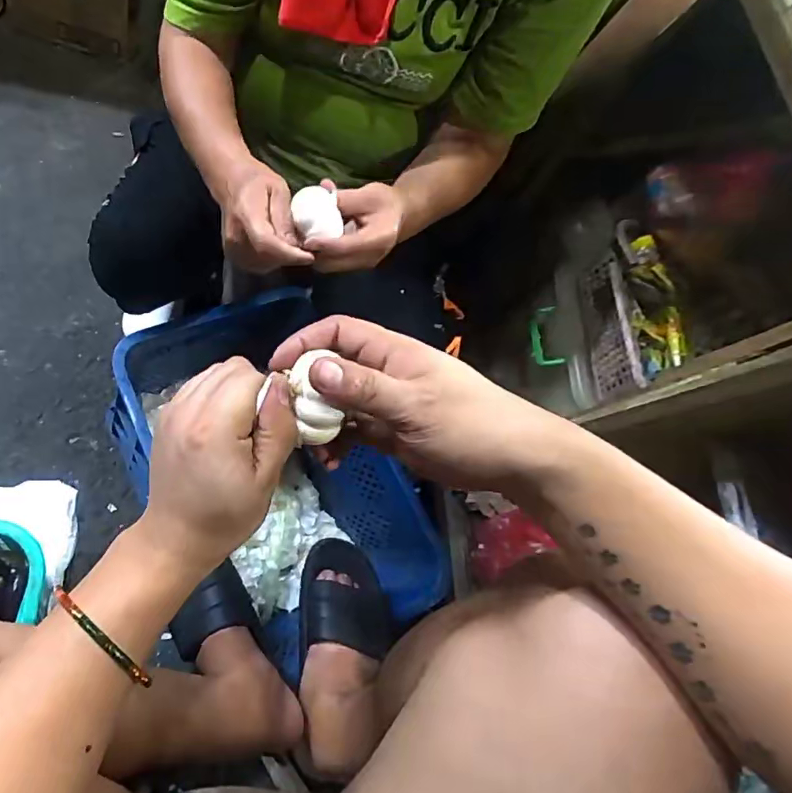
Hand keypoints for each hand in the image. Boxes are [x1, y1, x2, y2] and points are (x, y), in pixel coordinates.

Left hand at [142, 358, 298, 573]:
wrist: (175, 536)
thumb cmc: (226, 516)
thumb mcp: (266, 479)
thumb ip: (278, 427)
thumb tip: (282, 384)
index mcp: (213, 424)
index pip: (253, 376)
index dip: (271, 396)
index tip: (273, 427)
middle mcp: (187, 406)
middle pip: (233, 367)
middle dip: (254, 387)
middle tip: (258, 427)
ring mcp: (172, 407)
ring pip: (215, 371)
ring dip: (234, 388)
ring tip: (238, 427)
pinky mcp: (166, 413)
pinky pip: (198, 384)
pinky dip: (215, 394)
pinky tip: (219, 426)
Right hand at [217, 162, 312, 272]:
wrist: (231, 184)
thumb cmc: (257, 182)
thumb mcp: (278, 189)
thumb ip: (284, 218)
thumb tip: (294, 245)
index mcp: (246, 215)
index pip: (265, 242)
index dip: (288, 254)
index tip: (309, 257)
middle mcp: (234, 236)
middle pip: (266, 258)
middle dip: (289, 257)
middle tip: (305, 249)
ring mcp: (231, 248)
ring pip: (263, 265)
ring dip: (281, 260)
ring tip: (292, 247)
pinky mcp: (232, 255)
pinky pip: (257, 266)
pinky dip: (272, 261)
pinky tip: (279, 249)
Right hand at [270, 316, 583, 490]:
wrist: (515, 461)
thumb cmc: (468, 424)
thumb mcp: (413, 405)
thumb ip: (363, 387)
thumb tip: (312, 368)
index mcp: (391, 352)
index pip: (338, 331)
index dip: (304, 342)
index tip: (276, 369)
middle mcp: (382, 372)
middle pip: (331, 368)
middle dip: (305, 388)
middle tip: (286, 415)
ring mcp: (384, 403)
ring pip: (337, 402)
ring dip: (319, 420)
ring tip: (309, 444)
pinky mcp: (388, 431)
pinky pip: (351, 430)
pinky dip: (337, 442)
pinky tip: (331, 461)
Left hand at [306, 182, 403, 272]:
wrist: (400, 215)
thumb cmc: (385, 202)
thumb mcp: (367, 194)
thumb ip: (343, 198)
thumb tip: (320, 191)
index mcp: (377, 239)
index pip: (345, 247)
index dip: (324, 245)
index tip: (306, 240)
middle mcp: (371, 257)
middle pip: (335, 263)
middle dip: (316, 253)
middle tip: (300, 239)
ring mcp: (364, 265)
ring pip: (332, 267)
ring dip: (317, 257)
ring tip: (305, 241)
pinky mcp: (357, 266)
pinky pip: (335, 265)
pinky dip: (323, 257)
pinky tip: (316, 243)